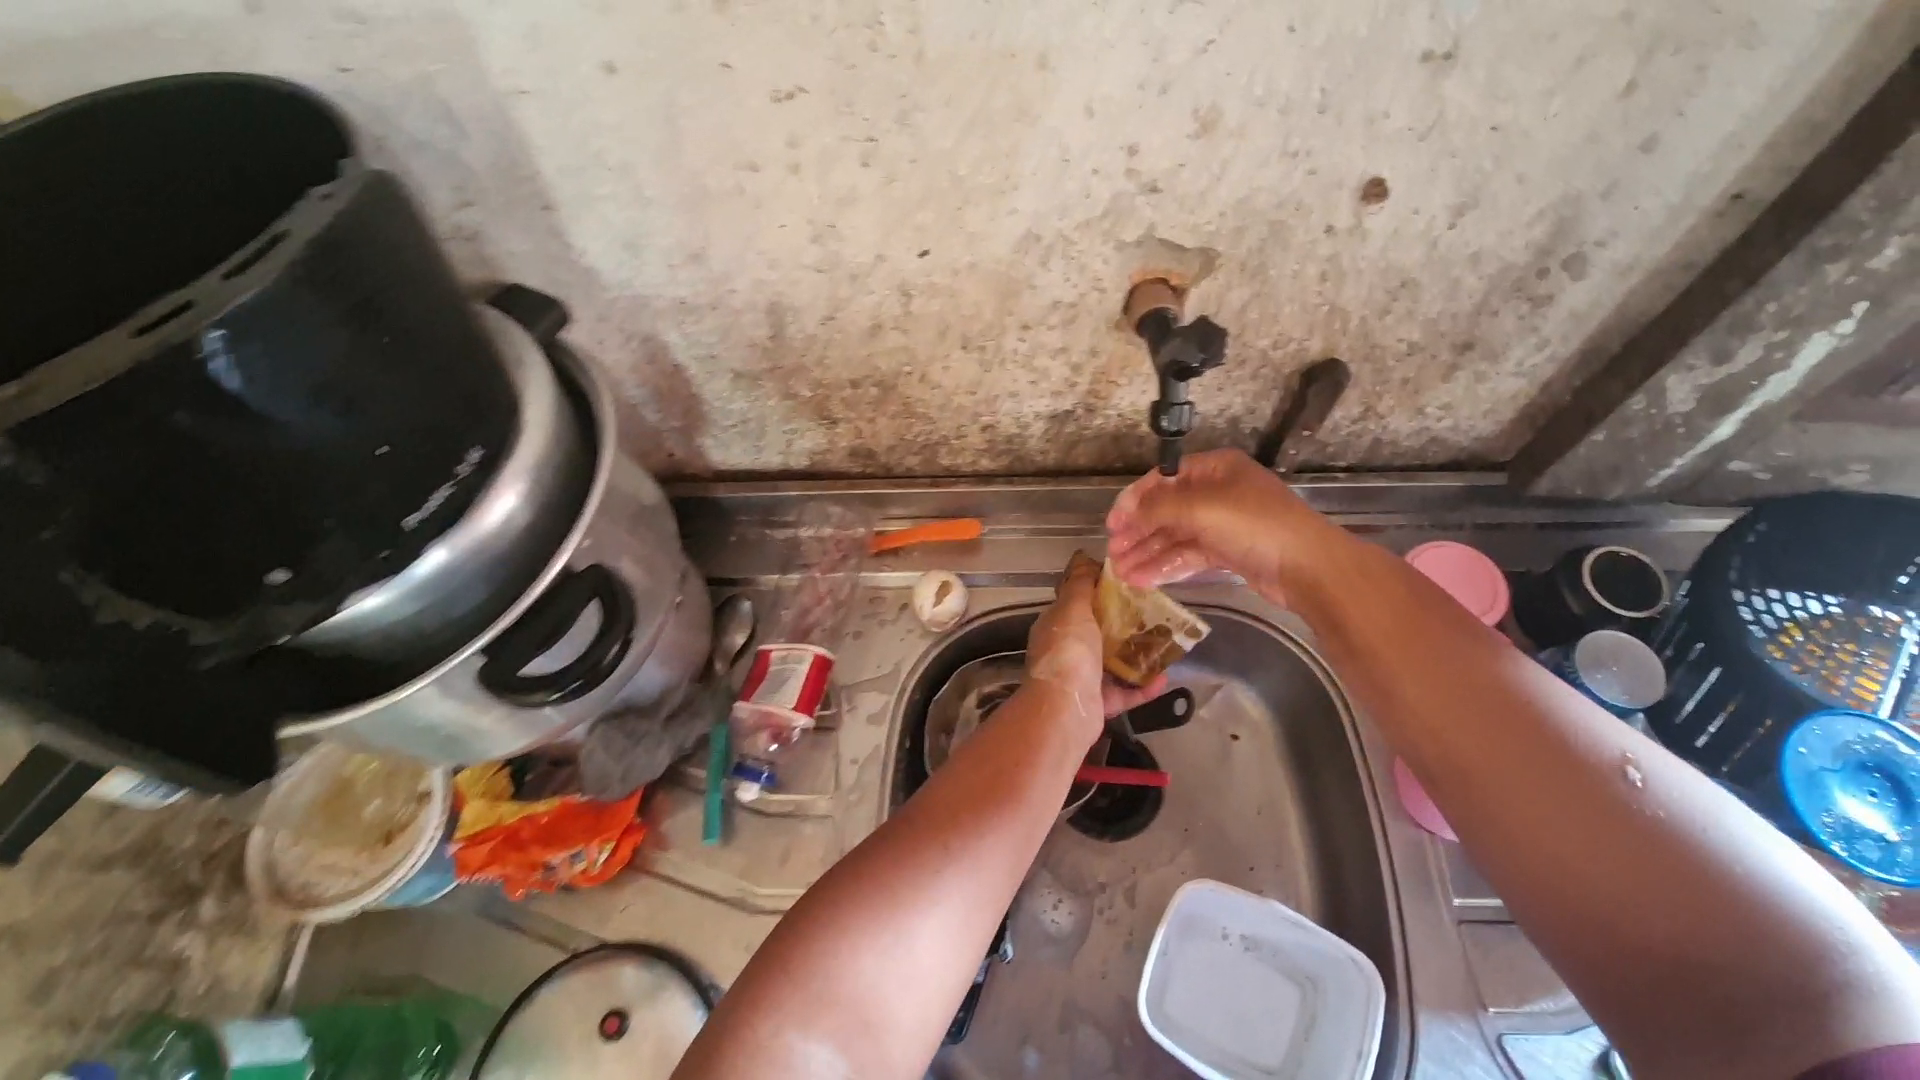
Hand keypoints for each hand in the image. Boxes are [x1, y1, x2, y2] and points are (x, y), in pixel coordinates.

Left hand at [1024, 556, 1168, 743]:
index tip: (1127, 583)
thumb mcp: (1072, 609)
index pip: (1076, 602)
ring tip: (1164, 645)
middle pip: (1098, 633)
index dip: (1098, 591)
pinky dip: (1143, 687)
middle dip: (1124, 624)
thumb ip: (1080, 584)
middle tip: (1154, 613)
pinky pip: (1125, 692)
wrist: (1065, 710)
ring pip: (1113, 664)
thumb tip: (1083, 558)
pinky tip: (1164, 678)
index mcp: (1056, 626)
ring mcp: (1082, 679)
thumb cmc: (1069, 652)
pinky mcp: (1099, 703)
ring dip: (1137, 656)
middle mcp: (1067, 651)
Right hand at [1105, 448, 1337, 601]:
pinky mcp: (1230, 553)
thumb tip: (1127, 513)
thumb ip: (1158, 507)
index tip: (1112, 523)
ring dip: (1148, 553)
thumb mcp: (1200, 507)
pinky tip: (1143, 580)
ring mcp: (1225, 524)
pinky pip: (1190, 556)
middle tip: (1112, 553)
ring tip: (1121, 573)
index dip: (1135, 500)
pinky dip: (1166, 566)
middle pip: (1168, 510)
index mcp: (1216, 469)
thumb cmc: (1254, 525)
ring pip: (1176, 536)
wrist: (1306, 566)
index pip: (1164, 479)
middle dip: (1138, 532)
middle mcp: (1219, 493)